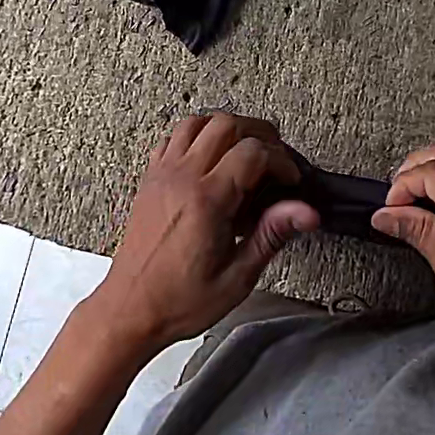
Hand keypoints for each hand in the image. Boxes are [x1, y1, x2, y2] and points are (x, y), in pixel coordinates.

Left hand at [87, 114, 319, 349]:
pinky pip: (173, 137)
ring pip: (198, 122)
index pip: (254, 151)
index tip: (289, 181)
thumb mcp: (238, 276)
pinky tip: (211, 159)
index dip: (281, 161)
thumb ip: (272, 234)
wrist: (127, 312)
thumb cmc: (180, 300)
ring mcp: (163, 175)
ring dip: (228, 129)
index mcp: (207, 200)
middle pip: (227, 124)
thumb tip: (307, 212)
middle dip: (259, 134)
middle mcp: (182, 179)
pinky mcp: (151, 180)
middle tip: (274, 158)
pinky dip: (197, 136)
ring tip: (246, 152)